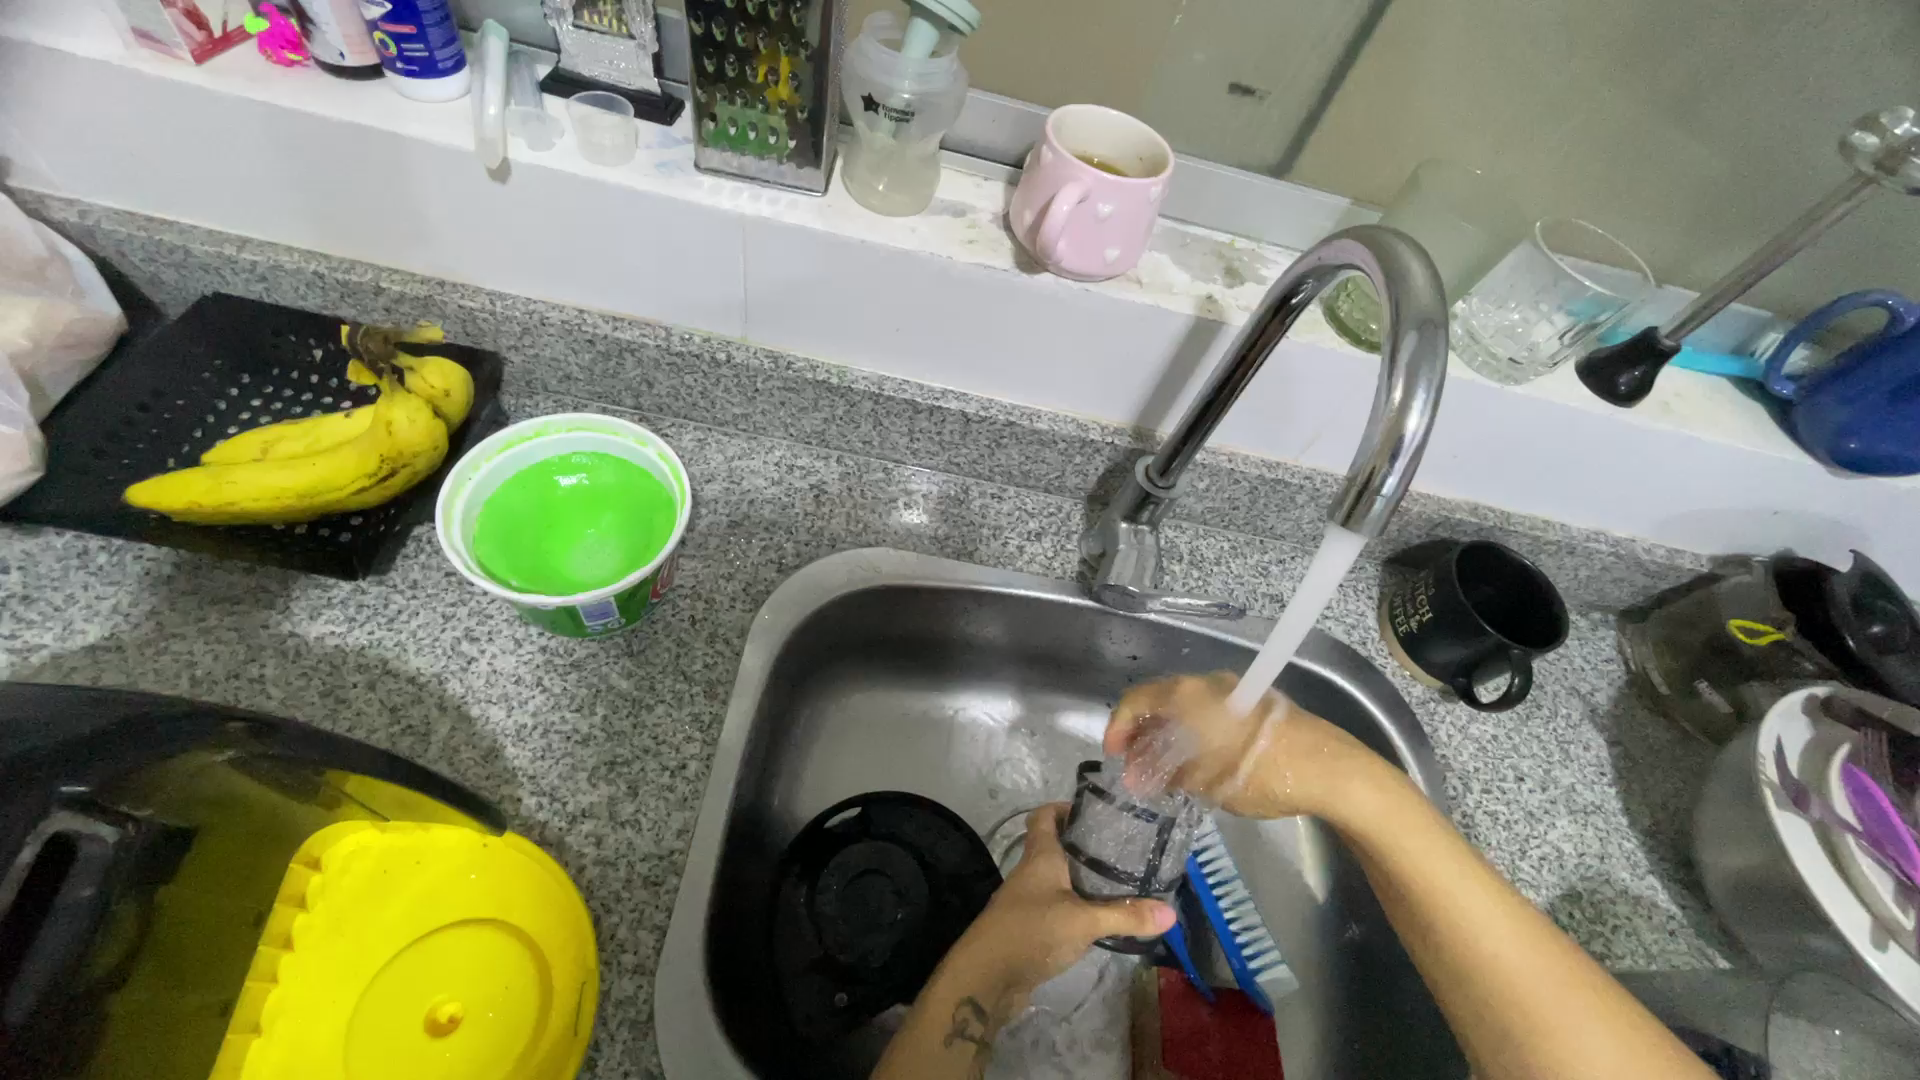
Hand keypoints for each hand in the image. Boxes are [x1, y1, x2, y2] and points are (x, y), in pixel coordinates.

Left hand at [934, 803, 1174, 1008]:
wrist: (987, 976)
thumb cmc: (1032, 930)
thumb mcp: (1084, 921)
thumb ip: (1125, 916)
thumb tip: (1171, 912)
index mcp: (1040, 855)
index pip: (1044, 816)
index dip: (1064, 808)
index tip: (1094, 812)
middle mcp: (1031, 871)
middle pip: (1054, 846)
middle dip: (1083, 845)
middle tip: (1120, 849)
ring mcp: (1028, 899)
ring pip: (1056, 877)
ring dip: (1082, 877)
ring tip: (1119, 881)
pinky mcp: (1030, 926)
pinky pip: (1056, 905)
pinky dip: (1076, 905)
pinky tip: (1099, 917)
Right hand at [1103, 672, 1386, 818]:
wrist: (1333, 771)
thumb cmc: (1262, 774)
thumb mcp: (1206, 783)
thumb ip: (1165, 776)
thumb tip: (1139, 778)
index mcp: (1189, 694)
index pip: (1137, 699)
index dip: (1119, 727)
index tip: (1114, 756)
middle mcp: (1207, 683)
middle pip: (1160, 700)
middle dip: (1142, 734)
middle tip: (1136, 769)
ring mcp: (1233, 690)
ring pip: (1184, 707)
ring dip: (1167, 734)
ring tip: (1163, 771)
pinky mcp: (1253, 702)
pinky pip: (1207, 711)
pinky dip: (1191, 732)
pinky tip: (1194, 761)